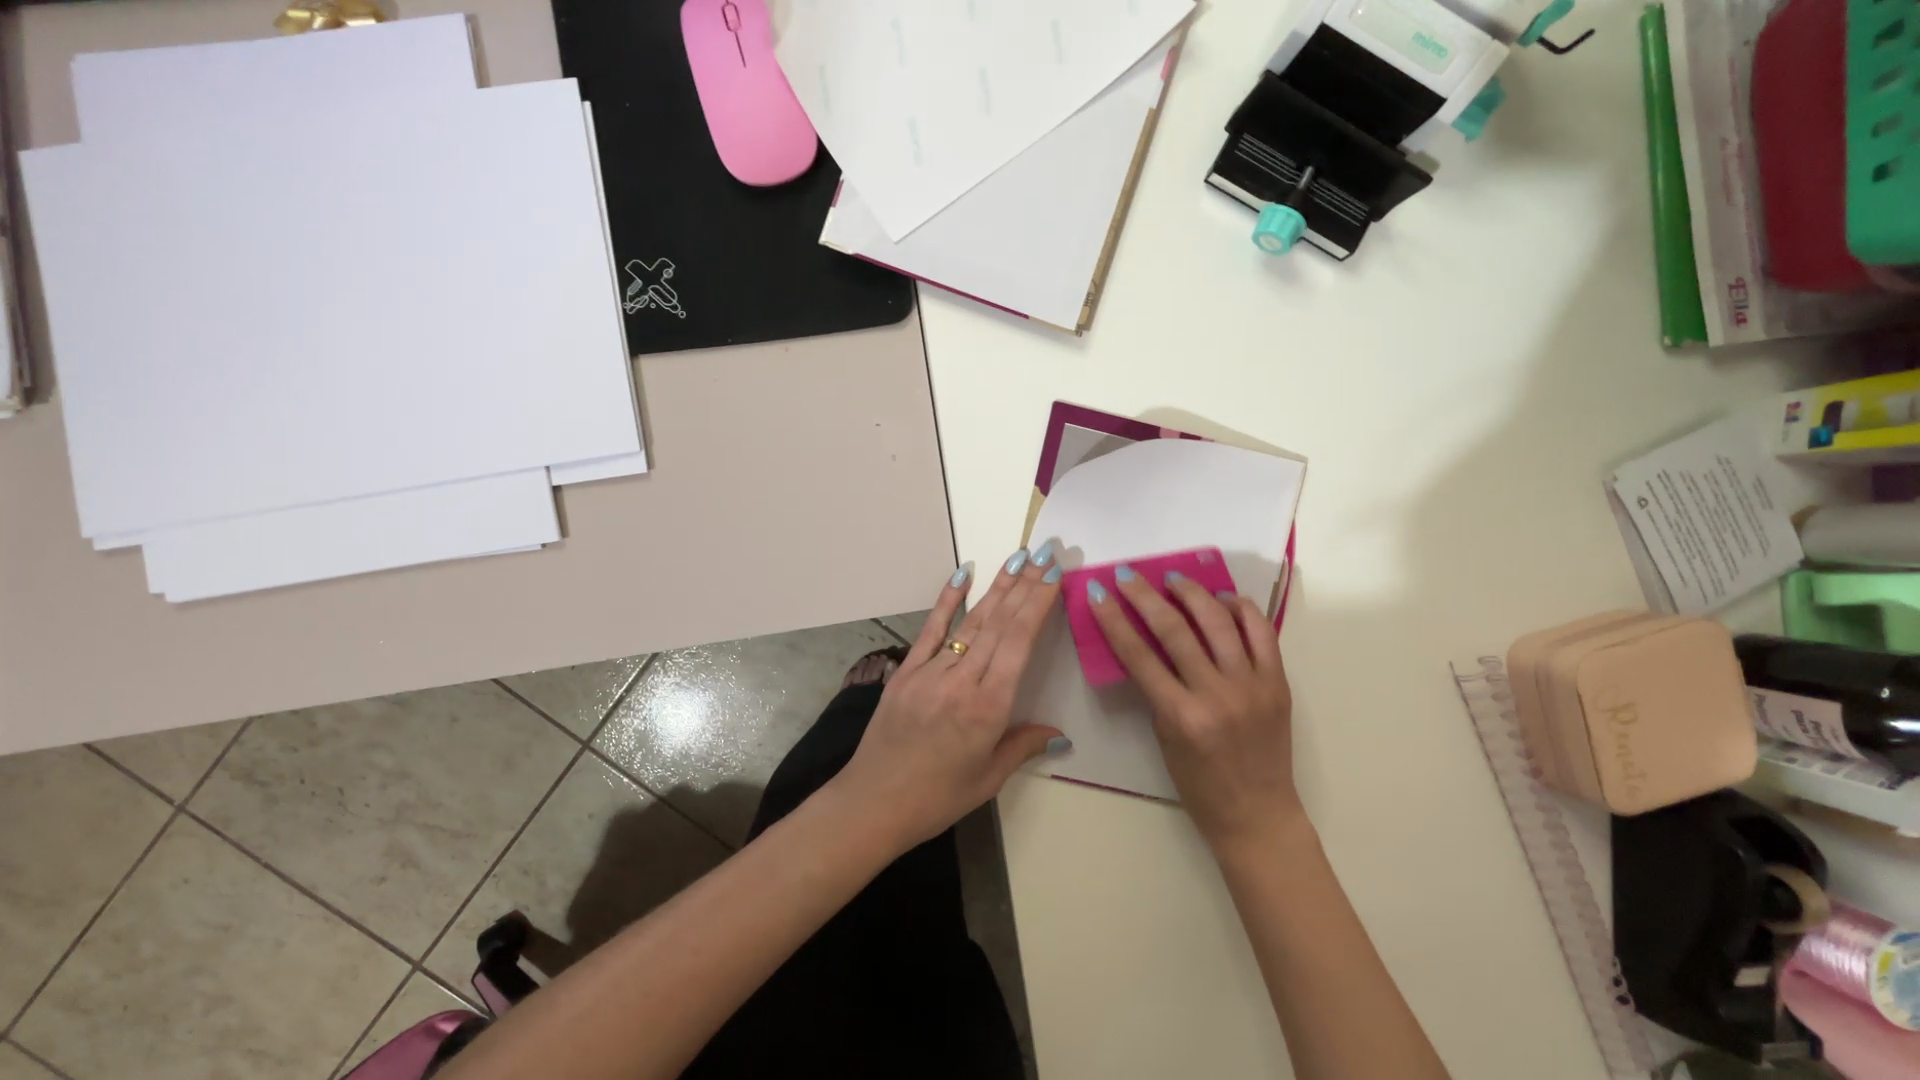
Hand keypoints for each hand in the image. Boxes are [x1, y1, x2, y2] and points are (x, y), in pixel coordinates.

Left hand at [829, 542, 1066, 849]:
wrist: (873, 803)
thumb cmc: (937, 799)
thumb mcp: (988, 779)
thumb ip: (1022, 746)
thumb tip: (1058, 734)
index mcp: (988, 707)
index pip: (1019, 642)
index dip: (1037, 604)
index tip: (1053, 574)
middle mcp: (961, 680)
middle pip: (998, 623)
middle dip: (1025, 585)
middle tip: (1045, 553)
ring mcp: (930, 671)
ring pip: (970, 622)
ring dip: (997, 587)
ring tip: (1019, 557)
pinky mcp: (906, 671)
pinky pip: (930, 629)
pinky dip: (947, 599)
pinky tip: (964, 573)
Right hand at [1087, 567, 1301, 850]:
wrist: (1258, 813)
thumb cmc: (1200, 785)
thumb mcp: (1165, 739)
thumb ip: (1156, 692)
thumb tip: (1146, 645)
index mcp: (1182, 716)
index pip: (1139, 655)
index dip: (1114, 620)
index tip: (1098, 593)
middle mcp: (1217, 695)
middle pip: (1175, 631)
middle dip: (1146, 597)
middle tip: (1128, 576)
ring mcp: (1252, 686)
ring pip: (1220, 622)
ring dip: (1193, 594)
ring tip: (1175, 578)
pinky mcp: (1278, 682)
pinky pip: (1262, 633)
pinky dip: (1241, 610)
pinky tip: (1224, 598)